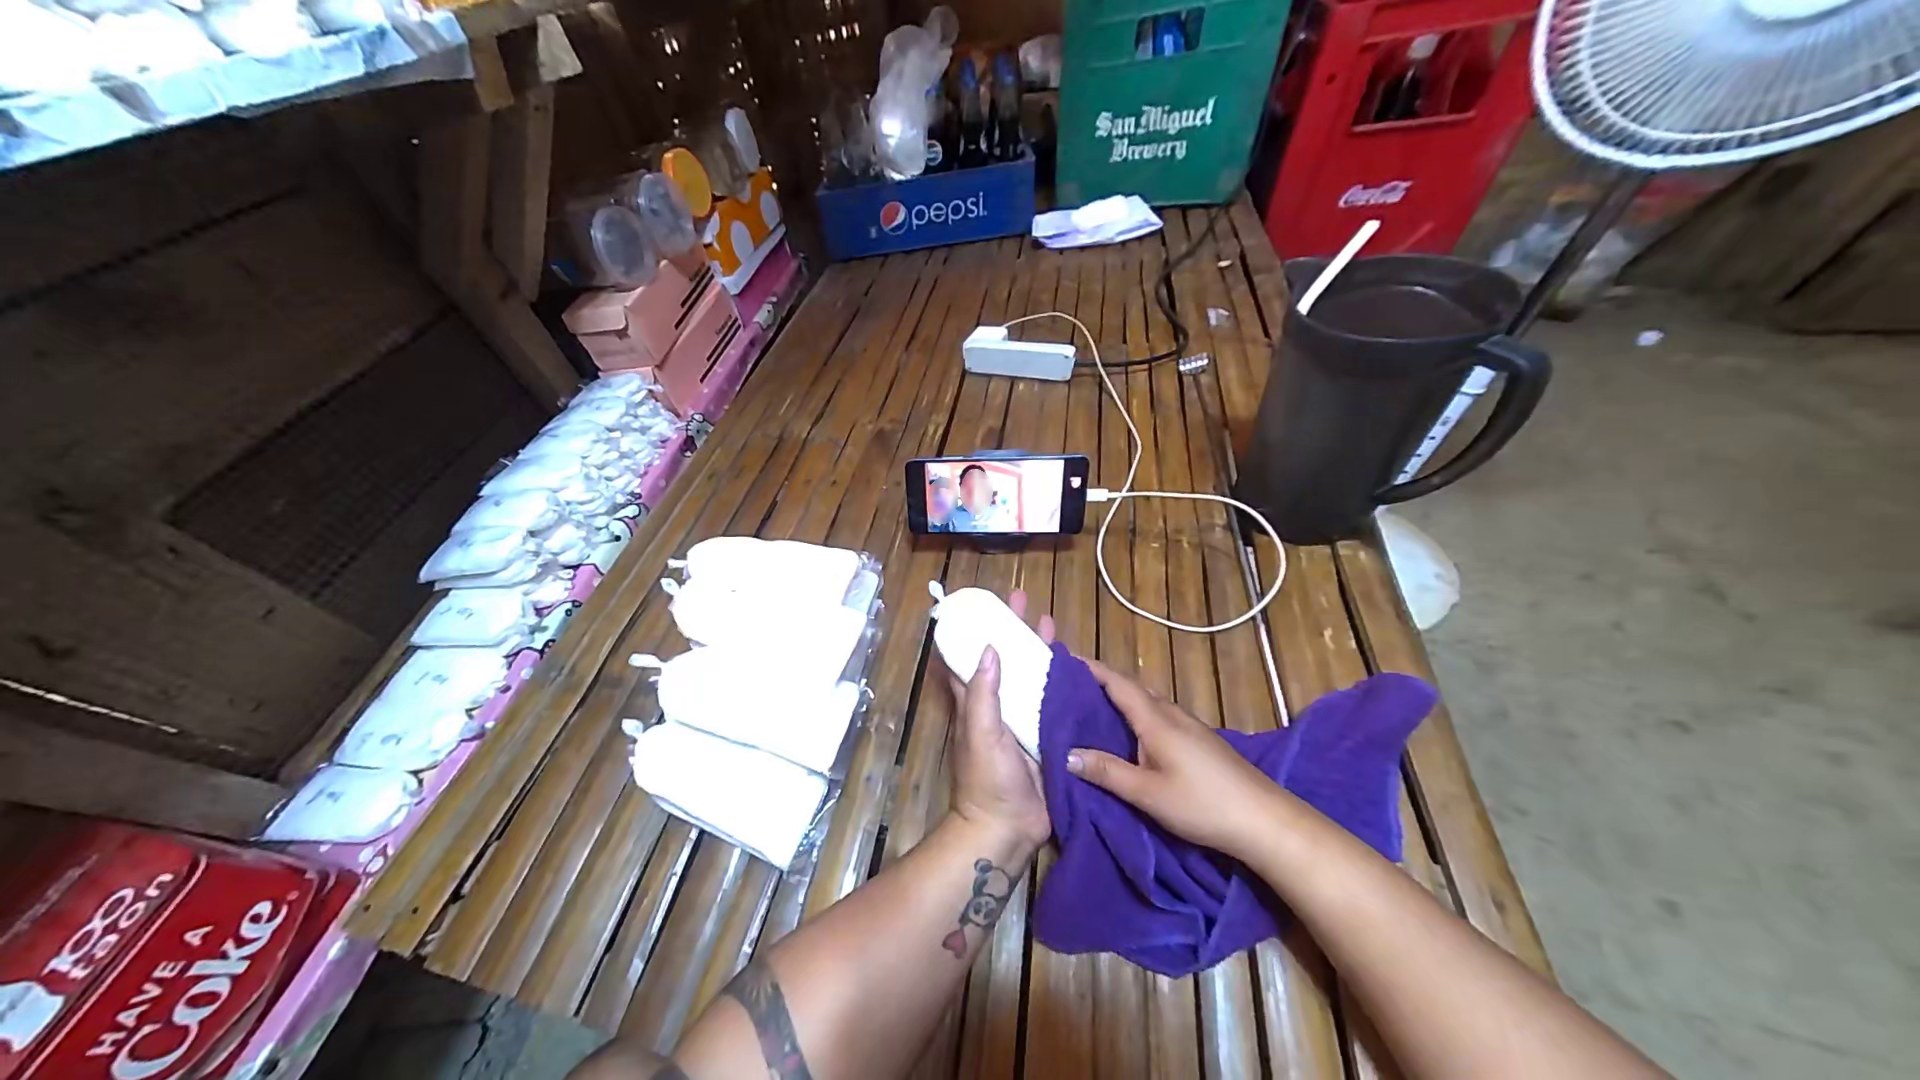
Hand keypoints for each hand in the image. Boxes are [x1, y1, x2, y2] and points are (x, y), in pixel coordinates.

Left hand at [945, 590, 1053, 852]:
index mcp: (978, 703)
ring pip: (1033, 677)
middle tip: (1028, 602)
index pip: (975, 657)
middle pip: (1008, 660)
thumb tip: (989, 646)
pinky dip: (1065, 683)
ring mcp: (1025, 722)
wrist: (1009, 829)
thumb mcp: (979, 732)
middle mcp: (1001, 707)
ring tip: (1053, 622)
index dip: (981, 629)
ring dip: (1041, 651)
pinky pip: (1057, 703)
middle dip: (1015, 632)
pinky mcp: (1049, 736)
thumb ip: (983, 693)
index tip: (992, 604)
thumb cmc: (987, 779)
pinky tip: (1080, 666)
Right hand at [1068, 660, 1290, 860]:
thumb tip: (1066, 753)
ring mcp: (1190, 726)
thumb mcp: (1147, 793)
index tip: (1064, 659)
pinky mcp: (1200, 741)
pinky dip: (1137, 714)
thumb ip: (1107, 771)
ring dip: (1121, 698)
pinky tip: (1131, 733)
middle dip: (1101, 681)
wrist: (1265, 820)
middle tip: (1070, 685)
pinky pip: (1160, 715)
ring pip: (1148, 701)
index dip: (1091, 669)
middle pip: (1132, 688)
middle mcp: (1172, 714)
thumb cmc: (1203, 804)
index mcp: (1156, 720)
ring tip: (1093, 706)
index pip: (1117, 683)